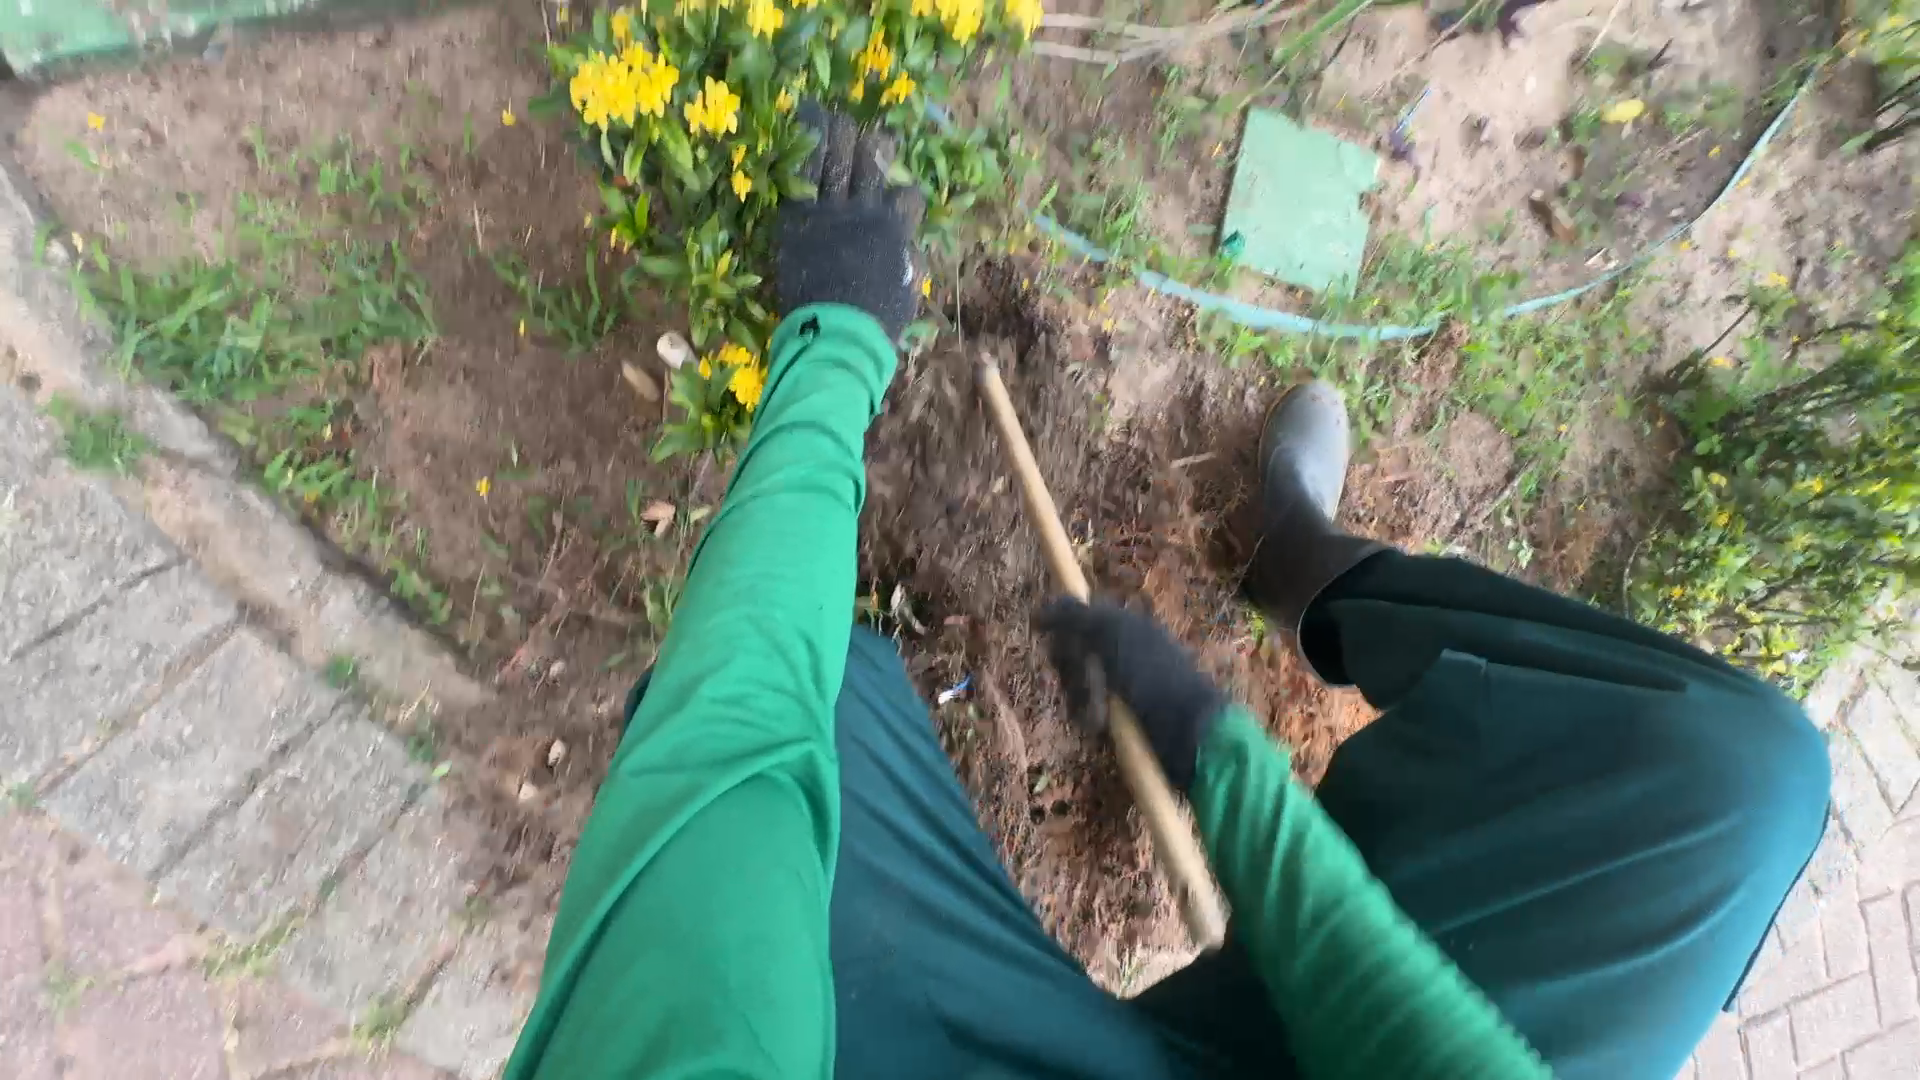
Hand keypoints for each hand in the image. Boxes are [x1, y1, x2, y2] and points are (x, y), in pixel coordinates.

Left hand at [774, 105, 921, 339]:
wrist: (838, 332)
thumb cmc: (876, 323)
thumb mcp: (906, 296)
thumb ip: (912, 268)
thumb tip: (911, 251)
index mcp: (895, 231)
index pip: (908, 197)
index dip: (907, 195)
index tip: (901, 200)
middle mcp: (866, 211)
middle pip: (874, 164)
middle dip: (875, 148)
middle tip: (870, 142)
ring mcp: (832, 210)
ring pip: (840, 158)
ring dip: (840, 136)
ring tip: (836, 120)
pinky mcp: (800, 216)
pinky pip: (802, 170)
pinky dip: (807, 142)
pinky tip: (808, 117)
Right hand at [1035, 597, 1227, 791]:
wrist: (1190, 732)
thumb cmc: (1154, 677)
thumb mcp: (1113, 634)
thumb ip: (1075, 616)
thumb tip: (1038, 607)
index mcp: (1124, 626)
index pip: (1078, 616)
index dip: (1062, 628)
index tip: (1047, 637)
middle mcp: (1121, 651)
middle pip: (1074, 651)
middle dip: (1070, 669)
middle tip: (1082, 683)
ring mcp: (1121, 685)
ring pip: (1077, 683)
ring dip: (1078, 697)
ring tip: (1094, 714)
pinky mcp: (1120, 716)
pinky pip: (1087, 709)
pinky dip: (1086, 716)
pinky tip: (1097, 726)